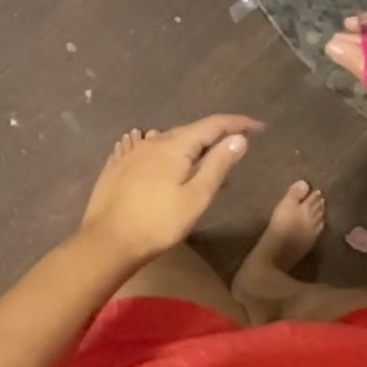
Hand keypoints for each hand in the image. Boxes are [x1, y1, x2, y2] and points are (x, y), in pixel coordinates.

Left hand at [79, 115, 261, 261]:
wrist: (107, 242)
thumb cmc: (159, 223)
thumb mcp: (197, 196)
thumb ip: (218, 165)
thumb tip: (238, 139)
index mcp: (175, 147)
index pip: (213, 125)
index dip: (238, 123)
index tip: (259, 127)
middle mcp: (152, 142)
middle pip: (189, 130)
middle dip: (215, 134)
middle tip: (235, 147)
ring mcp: (131, 153)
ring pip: (166, 139)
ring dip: (189, 143)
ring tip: (201, 157)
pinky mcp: (117, 166)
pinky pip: (144, 146)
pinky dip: (162, 147)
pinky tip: (158, 151)